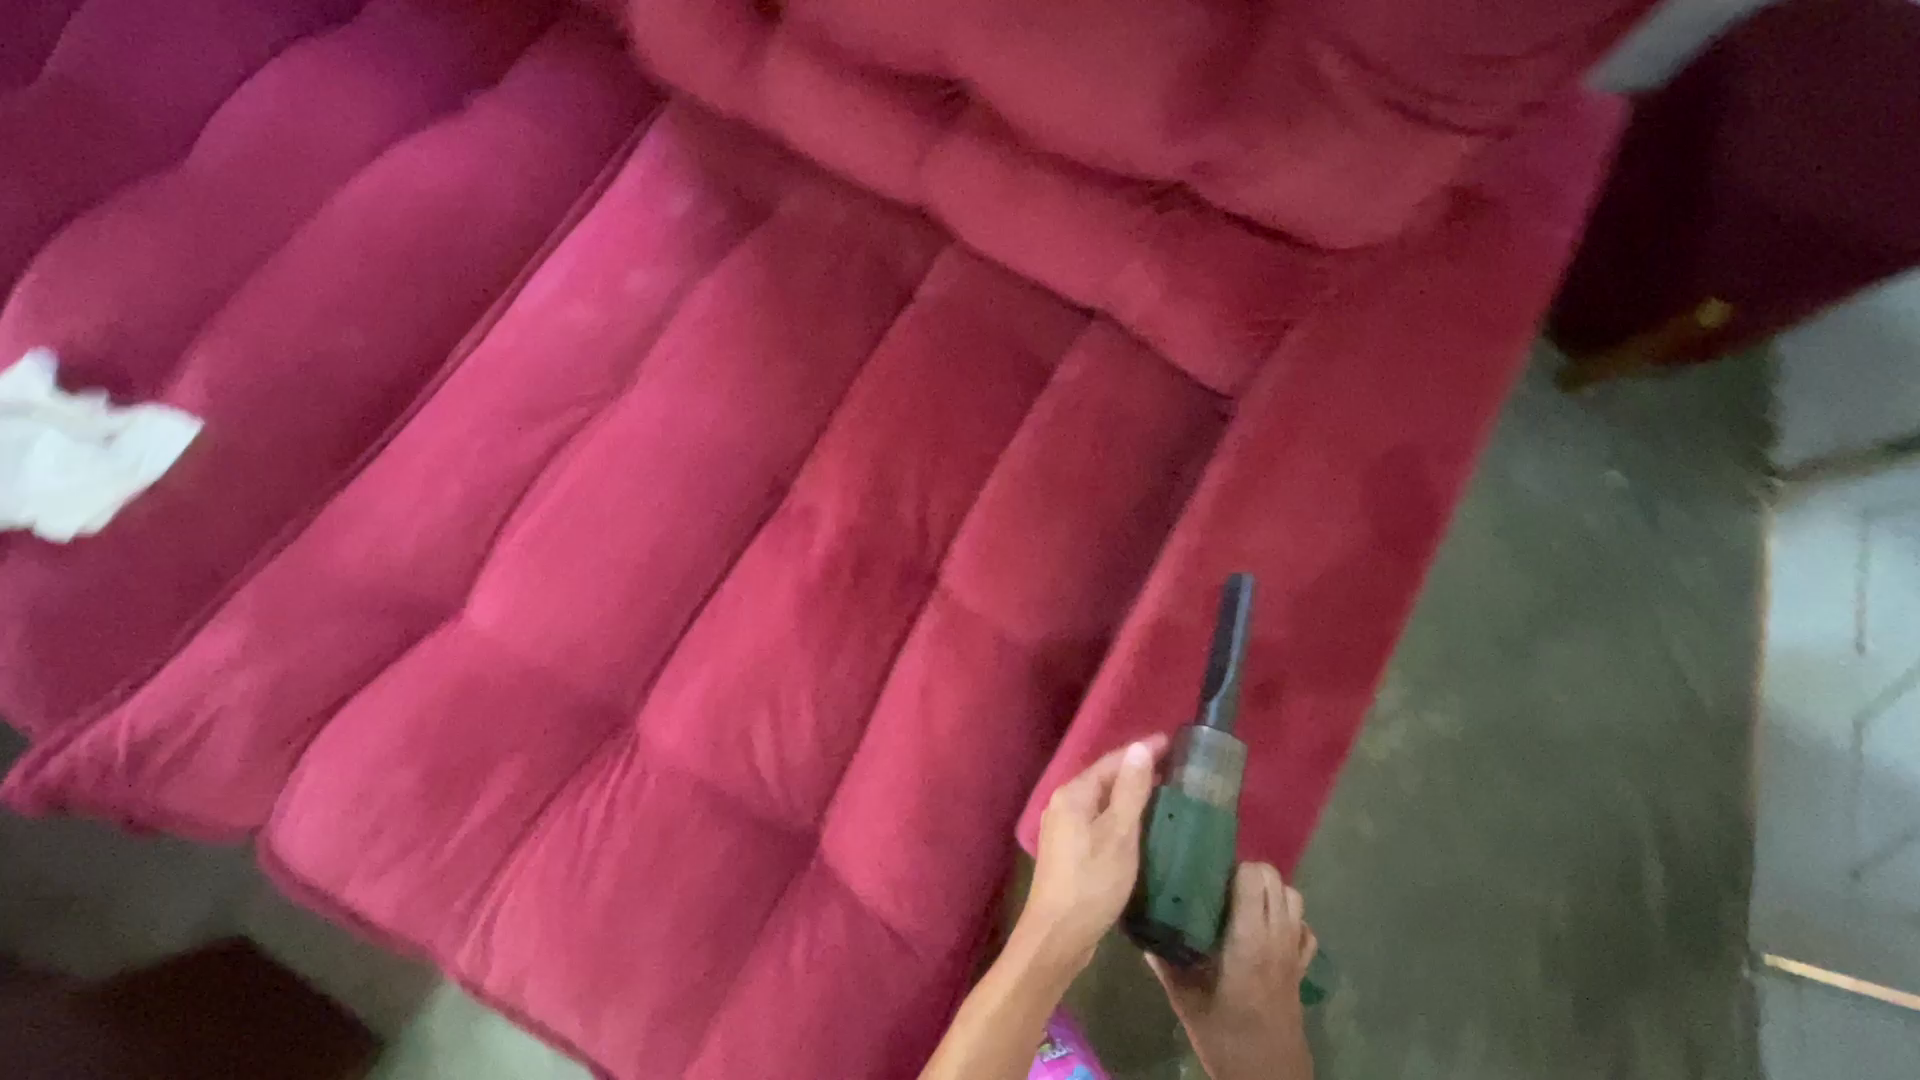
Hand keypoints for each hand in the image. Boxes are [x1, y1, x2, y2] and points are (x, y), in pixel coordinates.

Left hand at [1012, 734, 1168, 973]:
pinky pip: (1099, 821)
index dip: (1140, 751)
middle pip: (1104, 779)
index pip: (1111, 762)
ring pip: (1101, 801)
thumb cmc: (1091, 882)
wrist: (1058, 936)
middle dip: (1136, 771)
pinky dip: (1120, 816)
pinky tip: (1140, 824)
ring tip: (1163, 791)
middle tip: (1173, 766)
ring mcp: (1063, 829)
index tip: (1172, 743)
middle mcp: (1062, 805)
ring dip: (1129, 794)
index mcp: (1072, 795)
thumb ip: (1129, 791)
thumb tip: (1138, 749)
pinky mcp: (1069, 851)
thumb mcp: (1118, 834)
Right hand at [1148, 863, 1317, 1079]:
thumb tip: (1143, 929)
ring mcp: (1294, 952)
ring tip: (1241, 903)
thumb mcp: (1185, 999)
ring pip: (1293, 896)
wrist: (1269, 1078)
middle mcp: (1276, 936)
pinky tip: (1265, 929)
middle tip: (1219, 887)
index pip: (1253, 877)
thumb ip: (1164, 961)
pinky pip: (1303, 927)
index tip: (1207, 875)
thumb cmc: (1225, 1037)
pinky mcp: (1302, 968)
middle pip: (1274, 878)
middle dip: (1247, 873)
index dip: (1232, 868)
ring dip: (1269, 891)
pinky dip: (1288, 919)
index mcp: (1248, 939)